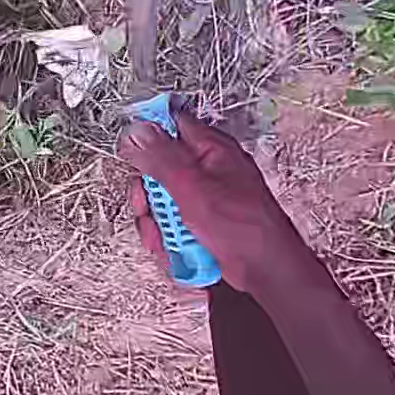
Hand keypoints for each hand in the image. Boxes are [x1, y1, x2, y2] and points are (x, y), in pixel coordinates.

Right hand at [120, 112, 314, 295]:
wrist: (264, 270)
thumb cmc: (245, 228)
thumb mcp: (193, 187)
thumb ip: (161, 157)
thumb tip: (137, 132)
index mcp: (211, 149)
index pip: (171, 125)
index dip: (147, 136)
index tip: (131, 152)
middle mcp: (207, 170)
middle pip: (158, 168)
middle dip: (148, 193)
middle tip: (151, 206)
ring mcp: (203, 197)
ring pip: (161, 200)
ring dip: (156, 221)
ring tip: (166, 235)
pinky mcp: (200, 221)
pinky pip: (170, 222)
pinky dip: (167, 236)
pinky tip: (174, 247)